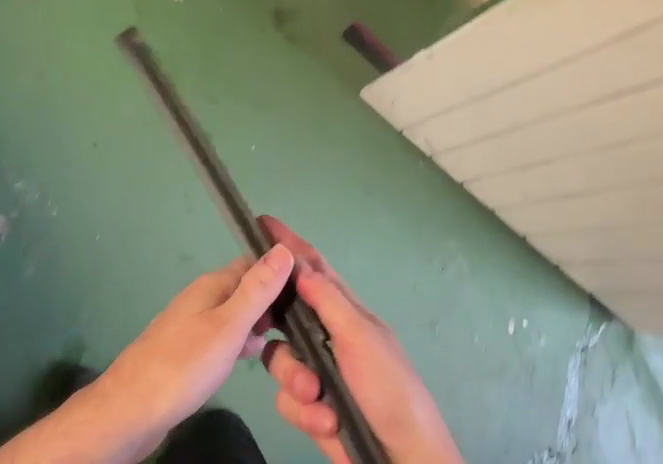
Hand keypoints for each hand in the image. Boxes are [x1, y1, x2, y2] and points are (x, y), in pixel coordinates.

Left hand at [80, 244, 296, 459]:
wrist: (132, 408)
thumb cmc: (183, 365)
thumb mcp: (228, 326)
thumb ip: (256, 290)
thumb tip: (284, 248)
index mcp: (213, 284)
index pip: (256, 264)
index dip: (283, 272)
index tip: (314, 289)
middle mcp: (204, 297)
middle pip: (248, 289)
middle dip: (275, 302)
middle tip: (308, 324)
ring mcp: (195, 324)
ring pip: (238, 315)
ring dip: (261, 325)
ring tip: (292, 344)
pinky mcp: (191, 350)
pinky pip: (226, 336)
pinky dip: (244, 342)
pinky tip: (256, 358)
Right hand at [258, 217, 463, 463]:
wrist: (401, 457)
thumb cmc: (389, 388)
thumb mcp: (360, 338)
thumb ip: (327, 301)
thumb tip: (299, 264)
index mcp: (345, 312)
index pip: (313, 269)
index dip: (290, 245)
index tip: (261, 221)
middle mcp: (328, 336)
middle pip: (283, 317)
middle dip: (276, 331)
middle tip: (263, 330)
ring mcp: (319, 372)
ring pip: (279, 361)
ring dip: (296, 382)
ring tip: (318, 398)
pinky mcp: (313, 408)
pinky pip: (287, 400)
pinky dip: (305, 414)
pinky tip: (328, 423)